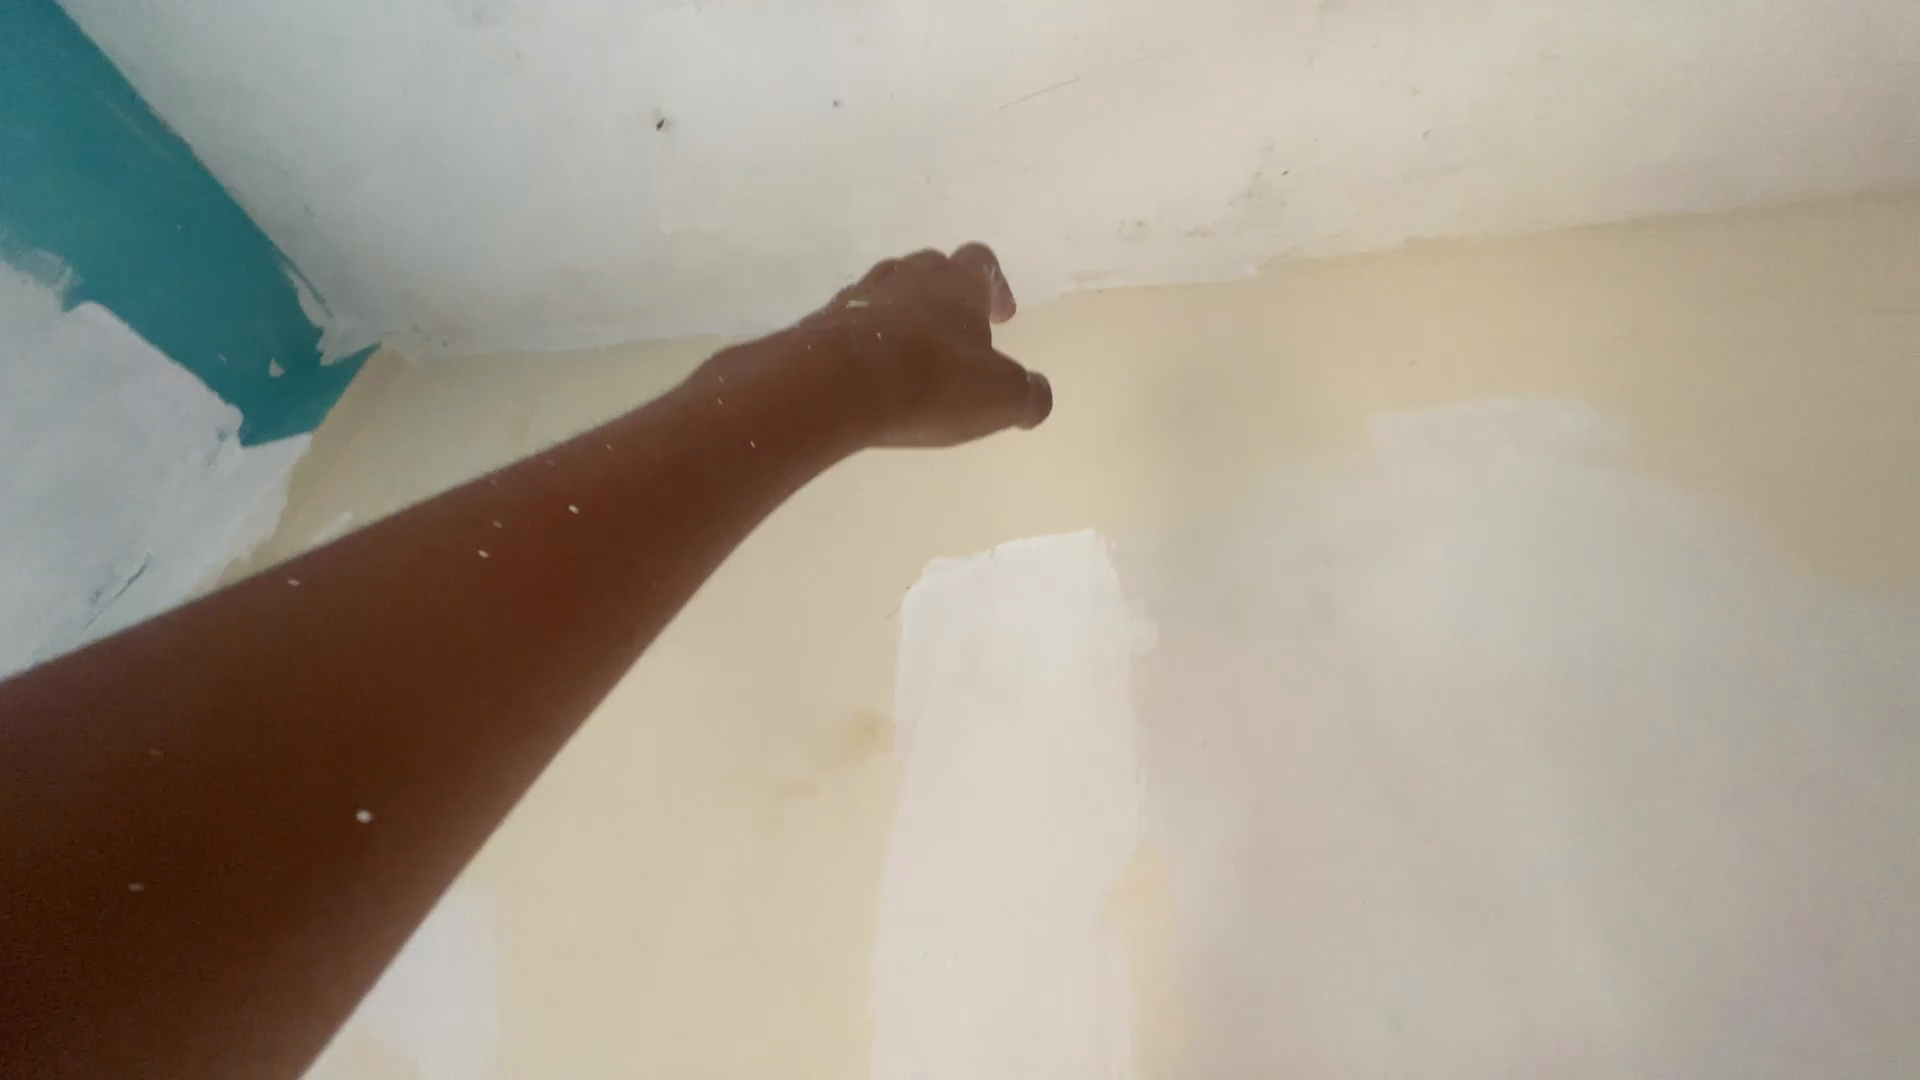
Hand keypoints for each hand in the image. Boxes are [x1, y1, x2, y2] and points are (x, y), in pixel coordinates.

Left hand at [797, 244, 1051, 447]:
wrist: (837, 386)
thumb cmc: (933, 383)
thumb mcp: (1001, 398)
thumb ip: (1029, 395)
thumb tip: (1037, 397)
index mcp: (957, 284)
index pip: (982, 262)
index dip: (996, 286)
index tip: (1002, 316)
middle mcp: (908, 277)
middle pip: (932, 269)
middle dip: (949, 298)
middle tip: (958, 335)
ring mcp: (861, 297)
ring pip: (889, 293)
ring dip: (906, 317)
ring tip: (914, 356)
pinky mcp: (824, 325)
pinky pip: (854, 325)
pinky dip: (869, 343)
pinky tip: (873, 376)